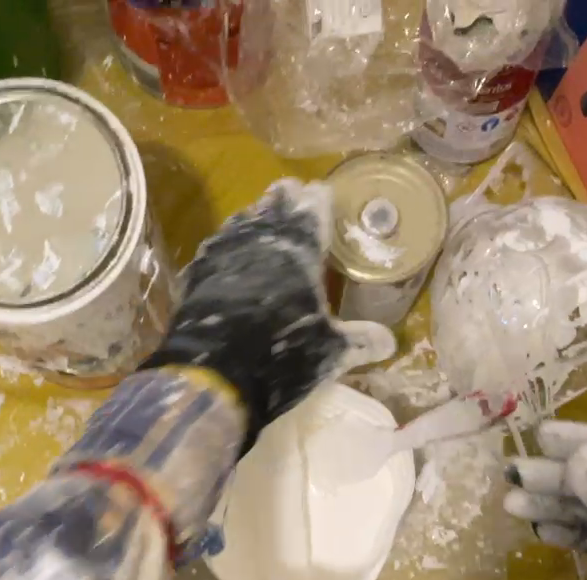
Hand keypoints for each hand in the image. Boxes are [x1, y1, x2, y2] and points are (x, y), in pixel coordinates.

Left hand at [144, 178, 395, 449]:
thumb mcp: (330, 353)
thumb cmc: (282, 355)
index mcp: (299, 247)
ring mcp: (223, 251)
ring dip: (255, 219)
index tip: (324, 197)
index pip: (314, 206)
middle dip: (287, 200)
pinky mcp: (196, 272)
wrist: (213, 375)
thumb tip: (390, 344)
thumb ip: (360, 342)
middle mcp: (260, 237)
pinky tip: (227, 258)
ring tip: (262, 224)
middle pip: (276, 203)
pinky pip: (215, 248)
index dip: (321, 199)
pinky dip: (227, 248)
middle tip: (294, 199)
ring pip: (242, 219)